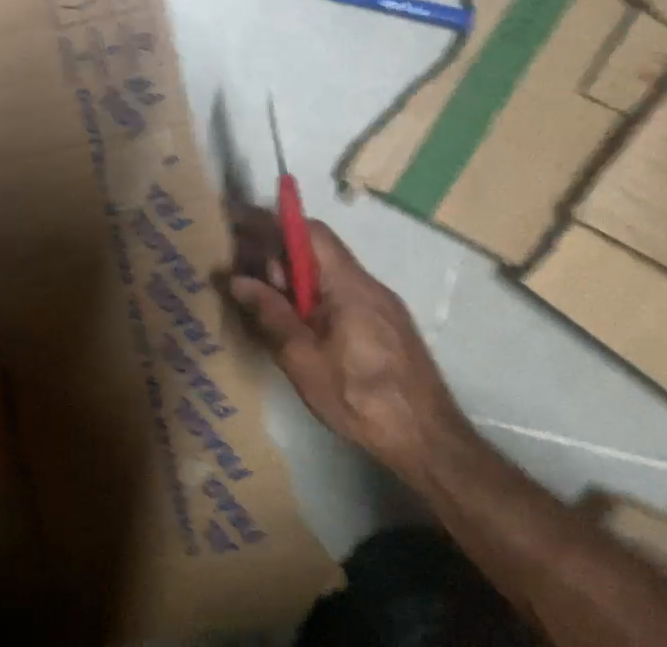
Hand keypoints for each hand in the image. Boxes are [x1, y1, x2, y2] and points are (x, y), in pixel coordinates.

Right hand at [228, 209, 476, 485]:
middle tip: (244, 280)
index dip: (274, 223)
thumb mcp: (301, 358)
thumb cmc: (360, 398)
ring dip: (294, 281)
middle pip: (318, 253)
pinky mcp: (388, 329)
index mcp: (350, 287)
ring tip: (264, 306)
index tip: (239, 225)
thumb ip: (270, 313)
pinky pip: (343, 296)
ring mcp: (383, 308)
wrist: (429, 443)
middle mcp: (370, 288)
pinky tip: (297, 327)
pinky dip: (313, 299)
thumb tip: (237, 279)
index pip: (311, 233)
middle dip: (277, 257)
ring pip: (329, 276)